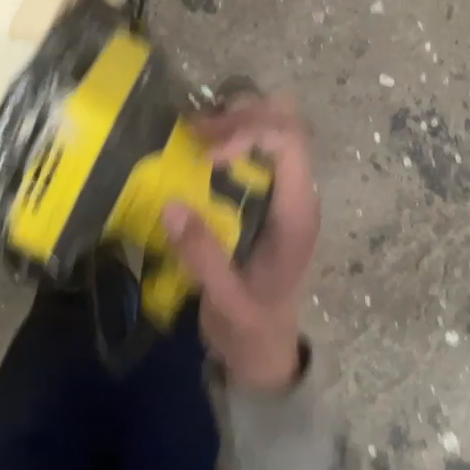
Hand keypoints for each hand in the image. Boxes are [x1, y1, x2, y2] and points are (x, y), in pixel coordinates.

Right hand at [163, 94, 319, 392]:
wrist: (263, 353)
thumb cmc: (251, 330)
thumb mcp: (226, 303)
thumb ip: (203, 256)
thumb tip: (172, 203)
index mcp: (297, 214)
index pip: (290, 143)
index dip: (250, 132)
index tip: (209, 155)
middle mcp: (296, 193)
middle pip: (284, 121)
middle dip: (240, 115)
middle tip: (195, 133)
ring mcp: (281, 190)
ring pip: (272, 123)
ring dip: (234, 118)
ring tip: (194, 134)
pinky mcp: (263, 193)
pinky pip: (254, 144)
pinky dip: (227, 133)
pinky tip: (197, 145)